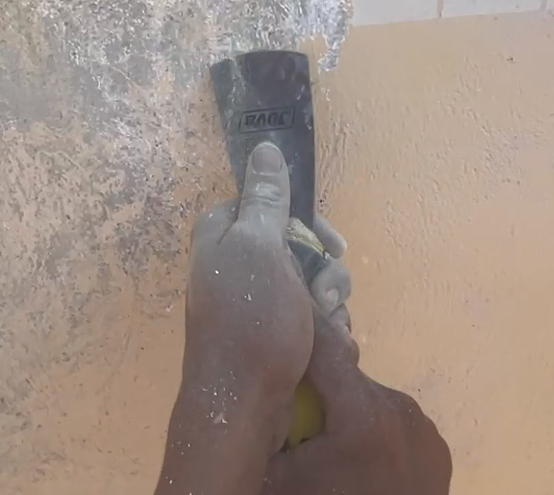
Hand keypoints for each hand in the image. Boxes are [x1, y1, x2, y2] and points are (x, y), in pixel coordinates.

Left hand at [157, 142, 320, 493]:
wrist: (242, 405)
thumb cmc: (250, 319)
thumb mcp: (261, 247)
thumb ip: (266, 198)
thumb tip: (265, 147)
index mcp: (222, 233)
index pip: (266, 204)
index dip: (301, 219)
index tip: (329, 239)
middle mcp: (234, 261)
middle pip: (292, 242)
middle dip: (321, 263)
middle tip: (332, 286)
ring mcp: (252, 298)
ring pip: (305, 277)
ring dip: (327, 294)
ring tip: (329, 317)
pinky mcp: (269, 329)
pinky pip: (304, 309)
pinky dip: (322, 320)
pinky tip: (331, 336)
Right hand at [261, 310, 451, 494]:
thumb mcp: (279, 478)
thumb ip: (268, 424)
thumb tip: (251, 381)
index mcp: (363, 414)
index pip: (323, 345)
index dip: (297, 327)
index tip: (274, 312)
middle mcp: (400, 410)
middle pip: (344, 376)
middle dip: (317, 387)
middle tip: (293, 413)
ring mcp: (424, 430)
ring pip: (368, 397)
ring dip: (345, 410)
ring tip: (328, 446)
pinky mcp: (436, 451)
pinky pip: (392, 422)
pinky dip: (373, 430)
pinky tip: (359, 462)